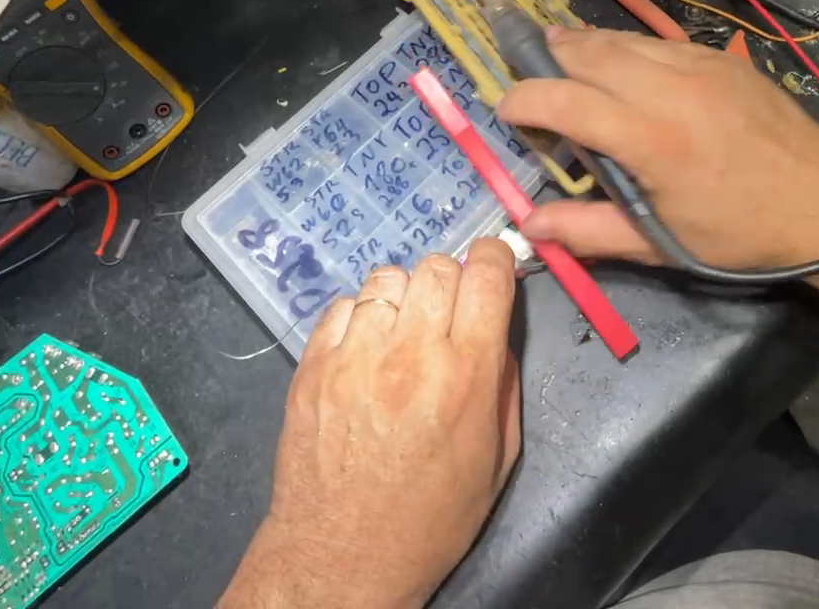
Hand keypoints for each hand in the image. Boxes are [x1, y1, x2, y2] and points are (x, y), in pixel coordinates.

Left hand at [221, 242, 520, 608]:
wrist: (342, 560)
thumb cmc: (432, 515)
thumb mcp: (498, 457)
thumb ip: (504, 380)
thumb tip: (496, 326)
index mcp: (466, 374)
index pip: (487, 274)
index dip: (495, 257)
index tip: (492, 264)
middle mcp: (412, 352)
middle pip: (438, 266)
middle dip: (451, 280)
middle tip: (446, 315)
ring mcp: (357, 355)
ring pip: (389, 276)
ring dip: (405, 296)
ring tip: (401, 332)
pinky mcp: (314, 364)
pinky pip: (345, 304)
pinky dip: (362, 317)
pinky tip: (364, 350)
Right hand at [495, 27, 818, 272]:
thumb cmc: (740, 233)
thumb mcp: (661, 243)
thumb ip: (590, 231)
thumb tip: (529, 226)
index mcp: (650, 139)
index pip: (564, 102)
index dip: (524, 100)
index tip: (506, 109)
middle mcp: (668, 89)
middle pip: (588, 54)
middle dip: (547, 57)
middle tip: (525, 68)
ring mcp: (697, 65)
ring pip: (621, 39)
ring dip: (583, 44)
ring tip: (557, 50)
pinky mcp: (718, 58)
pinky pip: (656, 40)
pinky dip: (625, 45)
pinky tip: (619, 59)